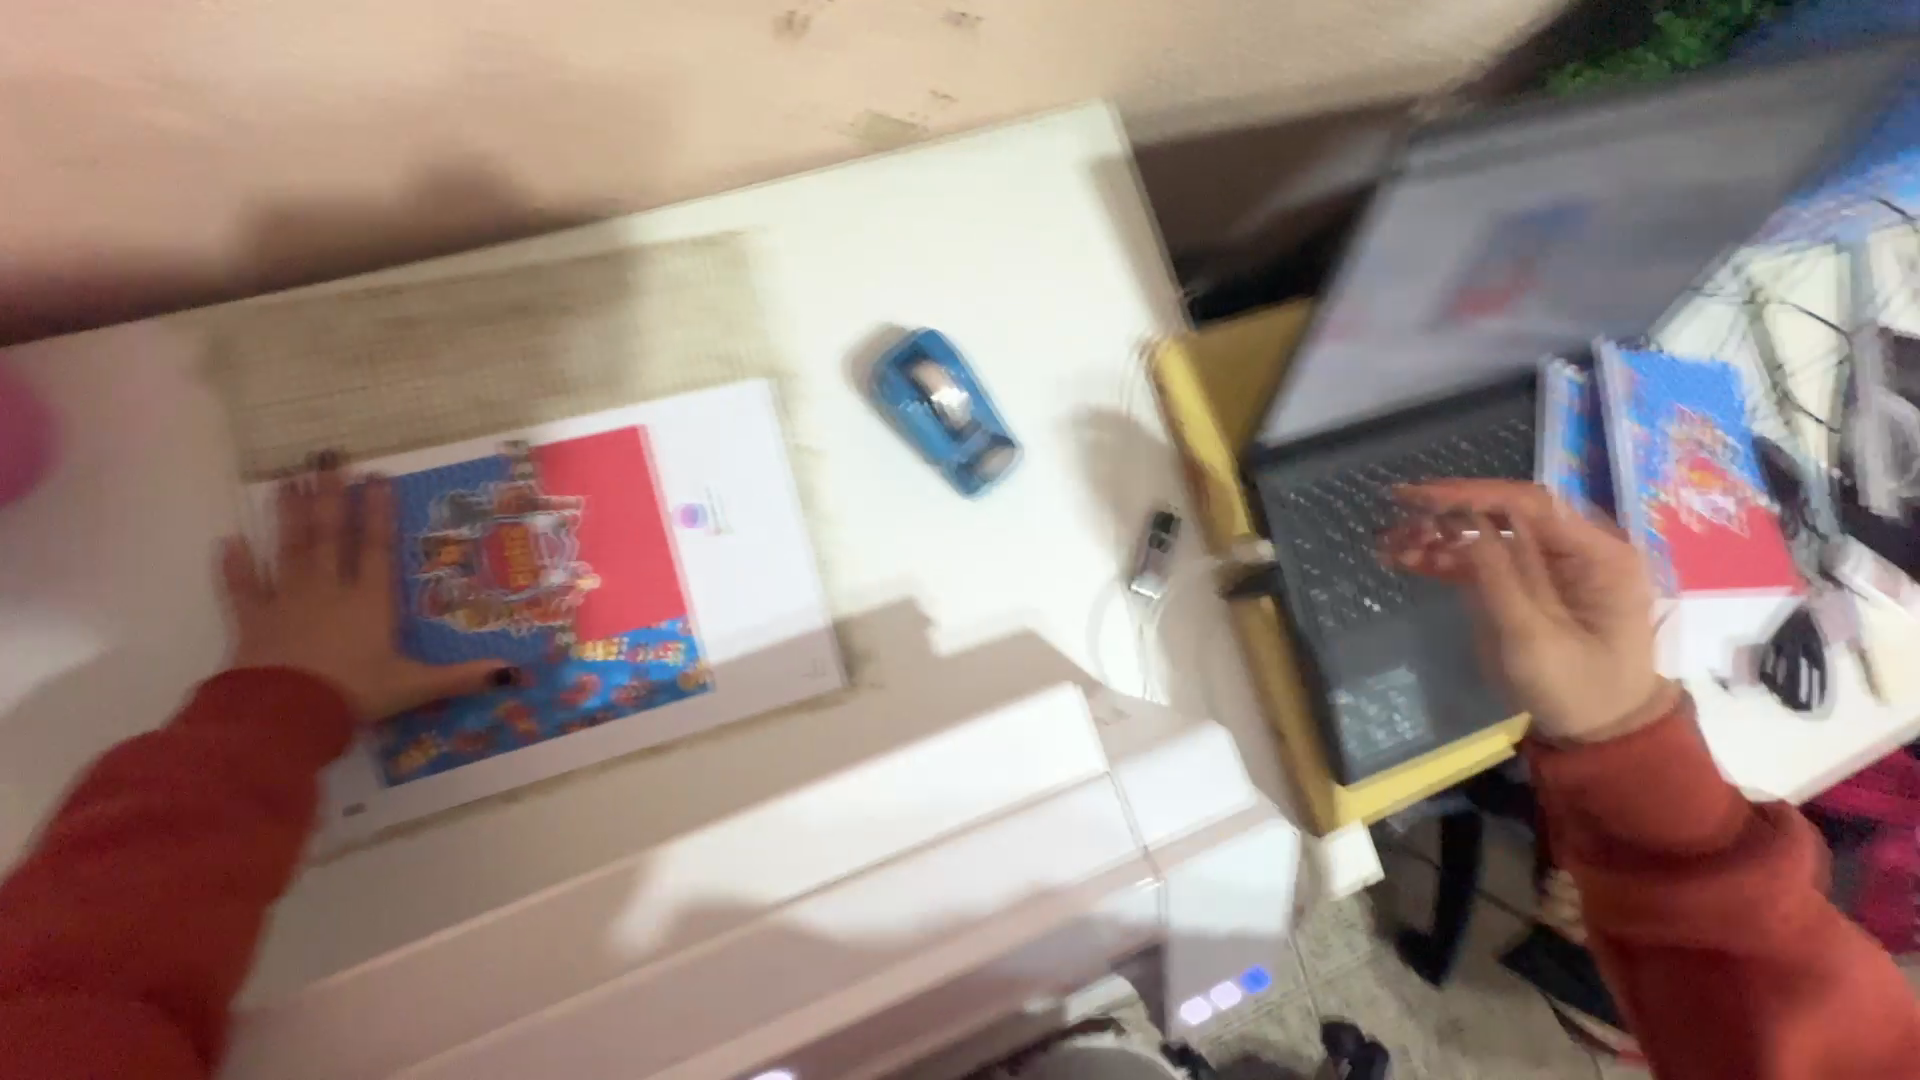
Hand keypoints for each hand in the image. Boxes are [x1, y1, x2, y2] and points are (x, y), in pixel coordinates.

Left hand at [221, 452, 511, 723]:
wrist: (283, 717)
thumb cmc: (355, 693)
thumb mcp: (415, 686)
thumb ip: (462, 677)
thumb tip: (515, 673)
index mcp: (370, 602)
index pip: (377, 548)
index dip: (380, 512)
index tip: (378, 478)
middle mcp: (330, 591)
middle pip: (331, 536)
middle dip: (332, 497)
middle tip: (326, 459)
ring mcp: (289, 602)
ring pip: (290, 550)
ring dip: (290, 515)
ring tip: (287, 481)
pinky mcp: (254, 621)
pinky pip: (243, 588)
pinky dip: (235, 565)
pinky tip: (229, 540)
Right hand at [1386, 480, 1671, 742]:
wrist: (1599, 730)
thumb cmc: (1577, 687)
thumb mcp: (1535, 638)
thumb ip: (1501, 578)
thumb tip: (1462, 527)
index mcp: (1597, 554)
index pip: (1531, 504)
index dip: (1472, 494)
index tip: (1417, 497)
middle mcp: (1573, 548)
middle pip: (1502, 512)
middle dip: (1446, 514)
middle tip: (1395, 522)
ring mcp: (1546, 566)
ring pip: (1484, 533)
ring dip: (1436, 535)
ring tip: (1391, 545)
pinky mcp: (1522, 583)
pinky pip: (1479, 558)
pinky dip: (1442, 557)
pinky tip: (1405, 558)